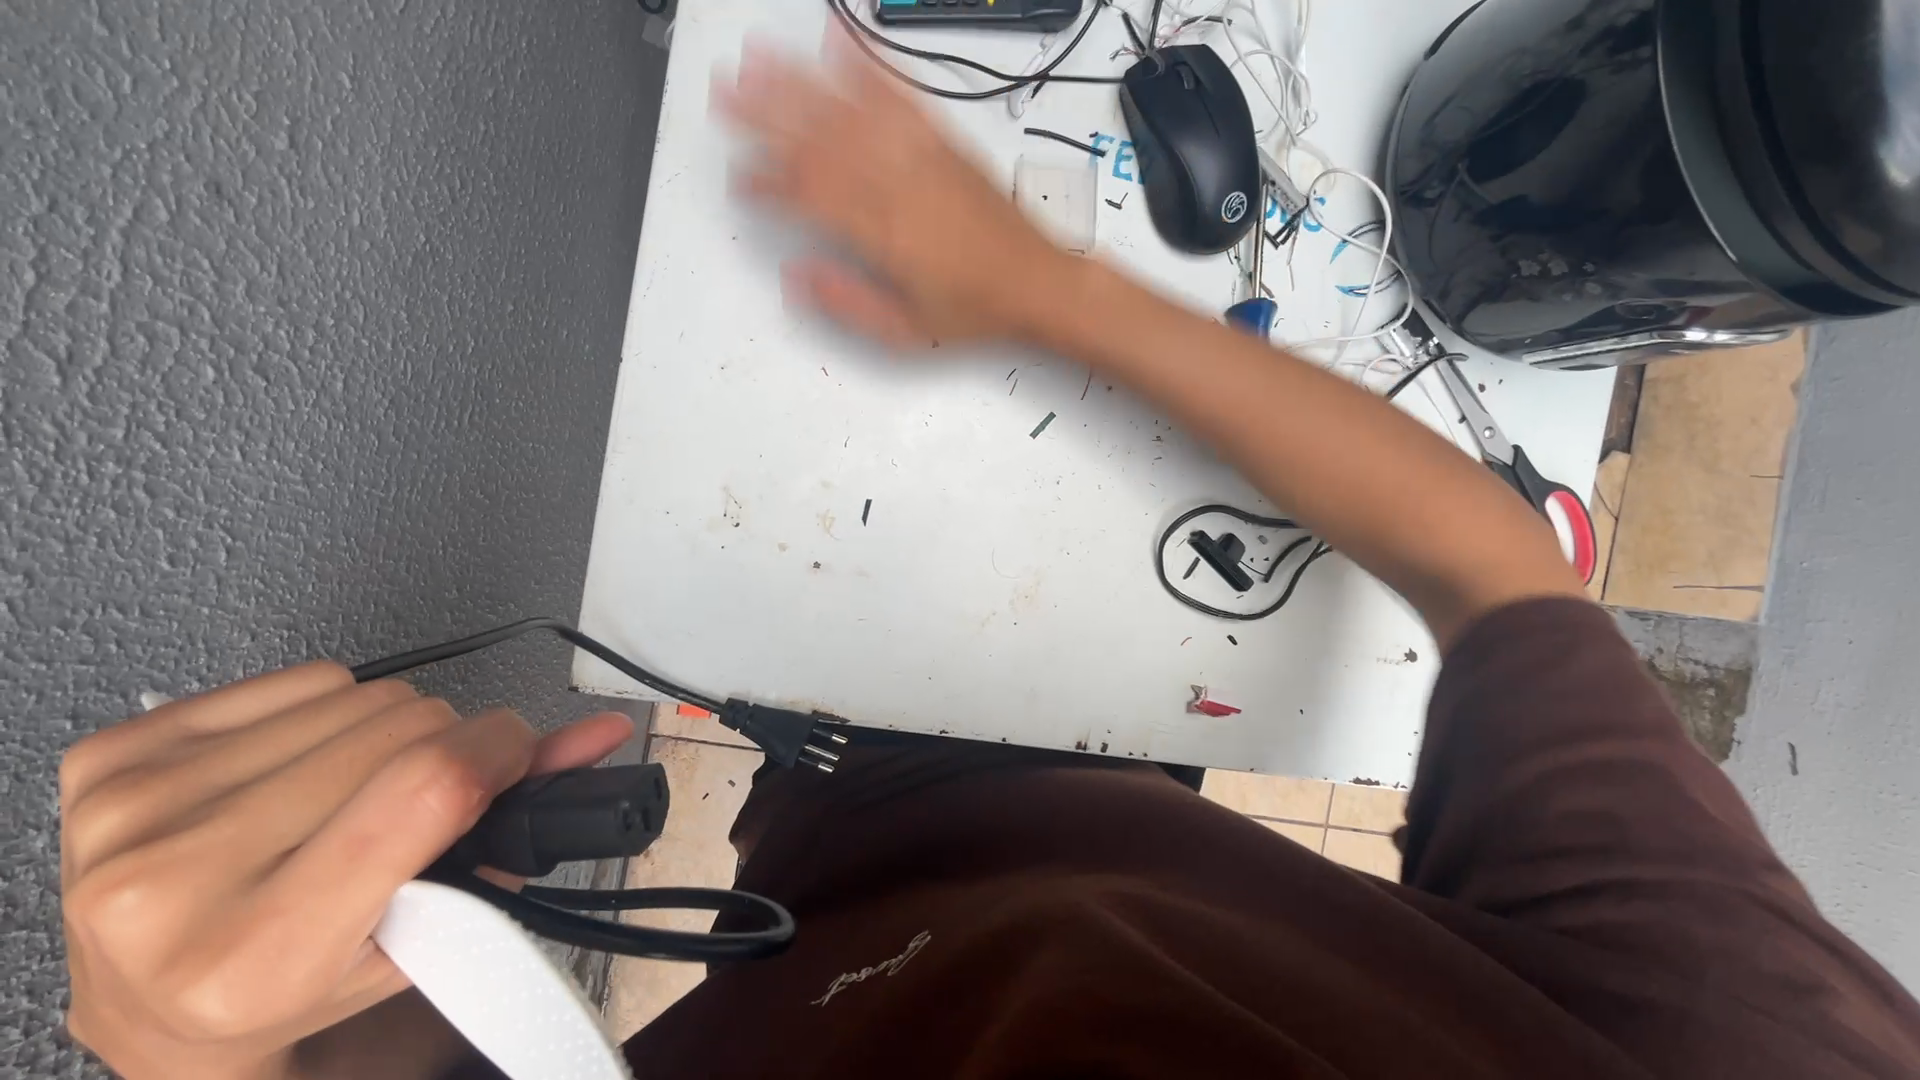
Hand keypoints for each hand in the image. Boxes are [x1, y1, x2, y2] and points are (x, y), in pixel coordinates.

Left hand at [60, 662, 633, 1079]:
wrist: (155, 998)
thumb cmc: (304, 979)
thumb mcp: (430, 923)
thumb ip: (522, 821)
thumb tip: (601, 732)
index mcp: (261, 955)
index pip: (427, 787)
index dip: (501, 748)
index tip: (518, 751)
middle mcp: (172, 885)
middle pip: (402, 728)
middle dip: (450, 744)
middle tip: (431, 796)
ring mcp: (132, 813)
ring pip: (360, 693)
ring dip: (394, 729)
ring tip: (365, 790)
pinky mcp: (111, 757)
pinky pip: (304, 678)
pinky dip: (337, 709)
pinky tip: (312, 765)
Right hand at [712, 35, 1076, 347]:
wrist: (1038, 284)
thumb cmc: (977, 308)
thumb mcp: (906, 331)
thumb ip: (848, 303)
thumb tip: (797, 277)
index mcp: (884, 232)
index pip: (809, 194)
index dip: (767, 183)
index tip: (741, 182)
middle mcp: (900, 185)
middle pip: (819, 138)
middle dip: (765, 114)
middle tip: (724, 94)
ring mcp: (924, 158)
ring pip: (851, 109)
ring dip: (801, 79)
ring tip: (762, 56)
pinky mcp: (947, 144)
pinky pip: (902, 95)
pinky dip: (869, 65)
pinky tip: (842, 40)